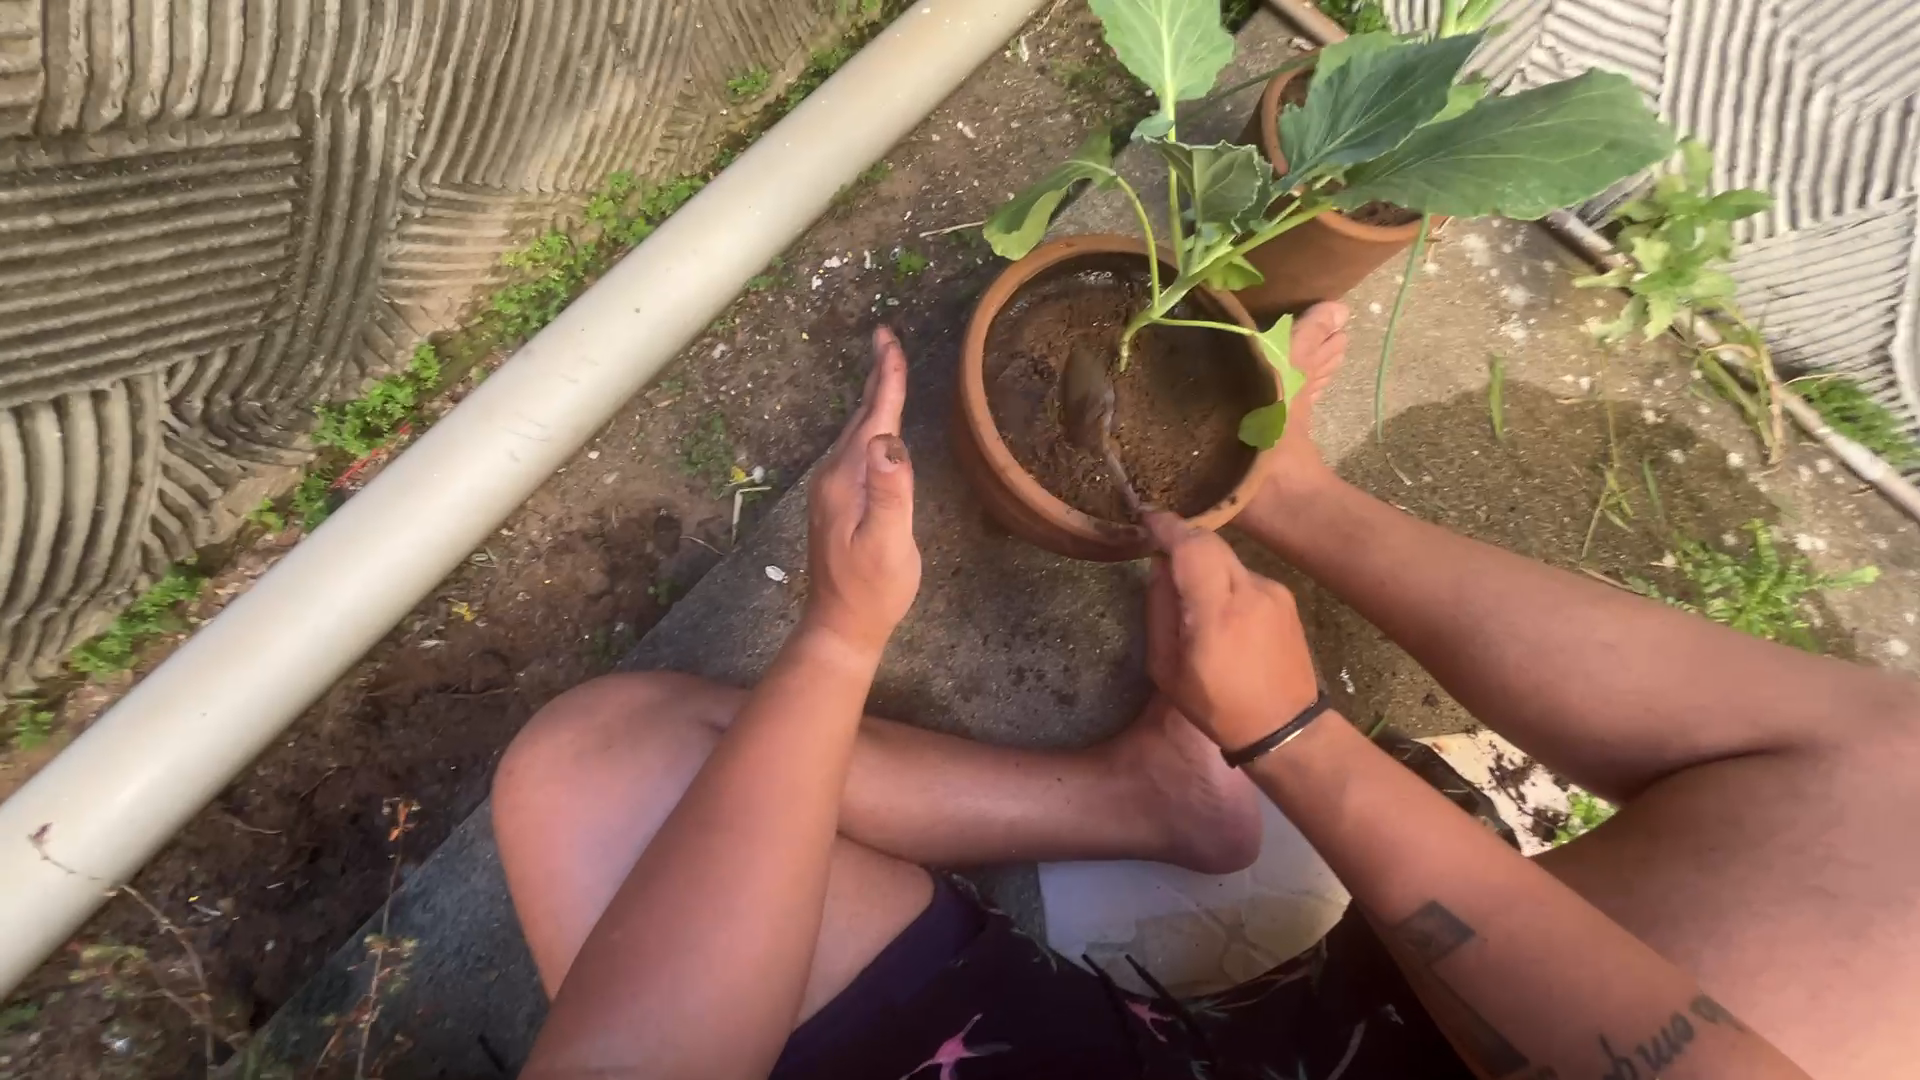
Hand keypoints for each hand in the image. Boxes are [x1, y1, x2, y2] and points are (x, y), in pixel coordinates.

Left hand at [800, 326, 922, 659]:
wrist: (841, 624)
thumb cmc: (873, 589)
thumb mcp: (889, 544)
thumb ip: (890, 492)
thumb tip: (889, 440)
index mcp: (848, 480)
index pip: (873, 420)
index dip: (886, 381)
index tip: (890, 342)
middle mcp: (835, 477)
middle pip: (861, 417)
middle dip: (877, 378)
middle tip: (886, 339)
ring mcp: (834, 490)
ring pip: (857, 432)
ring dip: (873, 399)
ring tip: (886, 371)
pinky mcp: (839, 502)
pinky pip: (857, 449)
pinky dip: (870, 425)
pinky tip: (876, 427)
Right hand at [1144, 513, 1317, 751]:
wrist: (1285, 727)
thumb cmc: (1217, 705)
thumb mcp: (1166, 668)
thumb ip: (1159, 611)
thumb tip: (1159, 568)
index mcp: (1217, 612)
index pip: (1191, 547)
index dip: (1166, 526)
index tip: (1146, 518)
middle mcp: (1250, 591)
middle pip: (1211, 542)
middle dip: (1182, 539)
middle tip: (1158, 547)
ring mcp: (1274, 592)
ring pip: (1227, 557)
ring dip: (1203, 563)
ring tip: (1188, 592)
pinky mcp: (1286, 598)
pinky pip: (1244, 574)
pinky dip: (1224, 580)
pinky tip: (1219, 609)